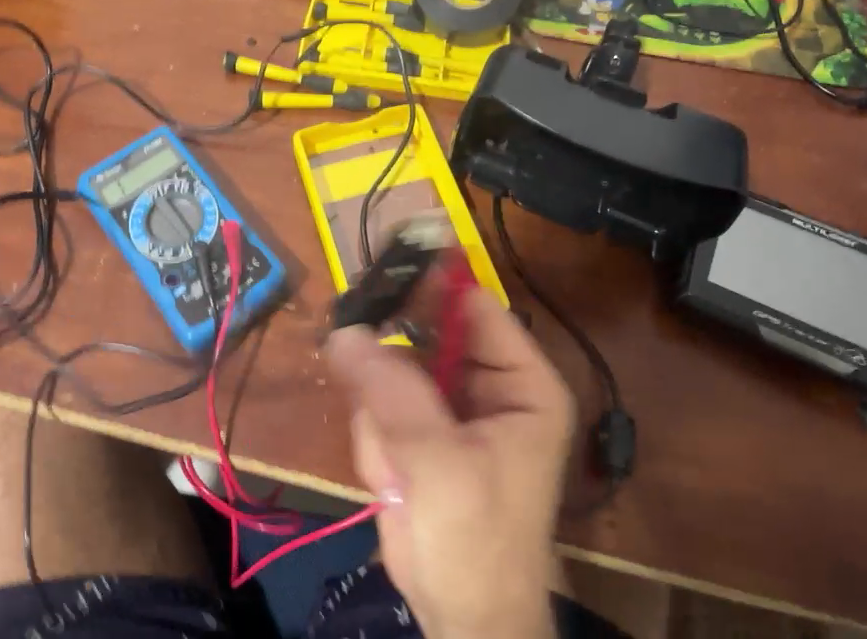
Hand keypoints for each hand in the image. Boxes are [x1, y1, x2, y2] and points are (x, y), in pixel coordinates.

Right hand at [325, 283, 574, 638]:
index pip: (476, 308)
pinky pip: (380, 404)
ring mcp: (450, 408)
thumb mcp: (437, 461)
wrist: (462, 613)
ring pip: (393, 370)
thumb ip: (391, 389)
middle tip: (365, 377)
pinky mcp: (419, 432)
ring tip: (394, 467)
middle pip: (427, 334)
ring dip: (381, 417)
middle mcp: (489, 385)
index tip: (381, 263)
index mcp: (522, 383)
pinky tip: (389, 476)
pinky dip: (375, 437)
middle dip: (393, 366)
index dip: (433, 283)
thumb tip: (344, 330)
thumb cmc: (474, 538)